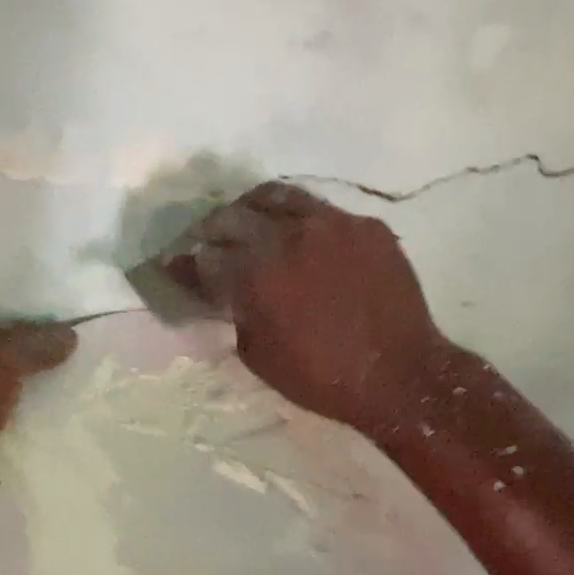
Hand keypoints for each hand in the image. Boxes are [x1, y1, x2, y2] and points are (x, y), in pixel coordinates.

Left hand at [0, 319, 77, 521]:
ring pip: (6, 395)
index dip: (36, 332)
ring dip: (35, 400)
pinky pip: (5, 427)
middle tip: (83, 375)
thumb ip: (34, 345)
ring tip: (77, 402)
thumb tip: (71, 335)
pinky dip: (27, 428)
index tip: (76, 346)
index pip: (1, 326)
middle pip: (4, 361)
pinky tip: (56, 432)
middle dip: (38, 368)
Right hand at [164, 181, 450, 432]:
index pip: (203, 256)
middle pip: (232, 216)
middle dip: (210, 229)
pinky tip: (300, 237)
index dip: (183, 262)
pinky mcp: (365, 225)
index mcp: (255, 274)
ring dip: (251, 208)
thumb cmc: (320, 378)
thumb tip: (216, 290)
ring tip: (247, 221)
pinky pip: (321, 210)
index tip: (173, 264)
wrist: (400, 375)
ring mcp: (331, 224)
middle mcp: (288, 237)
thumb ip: (232, 312)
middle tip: (205, 240)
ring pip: (276, 196)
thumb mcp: (257, 354)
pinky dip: (299, 220)